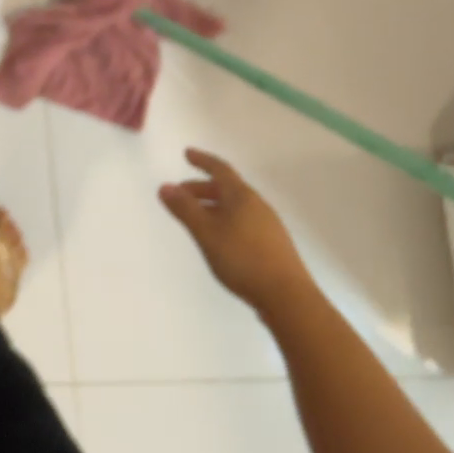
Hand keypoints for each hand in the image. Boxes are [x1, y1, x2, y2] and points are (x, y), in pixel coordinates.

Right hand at [159, 148, 314, 313]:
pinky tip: (219, 240)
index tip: (187, 154)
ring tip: (195, 219)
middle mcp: (257, 206)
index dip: (202, 160)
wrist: (288, 298)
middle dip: (202, 188)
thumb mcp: (206, 233)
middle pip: (227, 189)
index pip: (220, 169)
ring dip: (213, 206)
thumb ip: (185, 209)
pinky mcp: (273, 245)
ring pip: (235, 207)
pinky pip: (243, 222)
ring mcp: (268, 226)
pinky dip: (225, 221)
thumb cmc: (243, 259)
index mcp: (242, 197)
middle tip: (181, 194)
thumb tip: (165, 186)